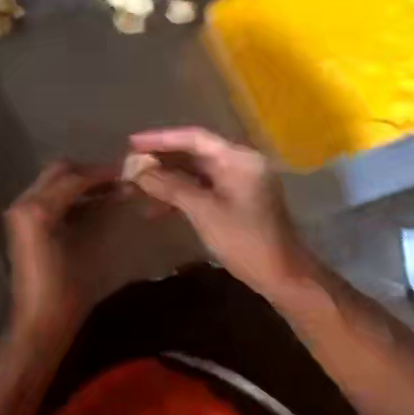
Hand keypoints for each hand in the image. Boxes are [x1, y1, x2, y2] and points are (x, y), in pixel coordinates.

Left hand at [3, 161, 126, 339]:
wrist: (38, 320)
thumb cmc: (67, 290)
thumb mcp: (89, 248)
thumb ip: (101, 212)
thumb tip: (123, 190)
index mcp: (38, 209)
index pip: (74, 178)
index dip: (102, 174)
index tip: (127, 172)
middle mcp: (23, 202)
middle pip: (58, 171)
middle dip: (88, 172)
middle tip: (118, 179)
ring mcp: (19, 212)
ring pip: (51, 182)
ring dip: (78, 181)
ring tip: (110, 190)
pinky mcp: (21, 223)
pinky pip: (46, 196)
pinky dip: (67, 194)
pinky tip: (91, 203)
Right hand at [126, 127, 317, 293]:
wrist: (283, 276)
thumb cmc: (245, 241)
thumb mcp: (203, 212)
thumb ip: (169, 186)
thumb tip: (137, 169)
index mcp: (238, 159)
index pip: (194, 138)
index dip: (160, 139)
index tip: (131, 143)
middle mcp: (240, 163)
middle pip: (194, 152)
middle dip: (161, 160)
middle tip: (130, 165)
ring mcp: (240, 182)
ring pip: (195, 172)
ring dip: (167, 179)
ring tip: (138, 187)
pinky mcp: (236, 199)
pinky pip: (202, 187)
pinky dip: (180, 194)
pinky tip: (157, 208)